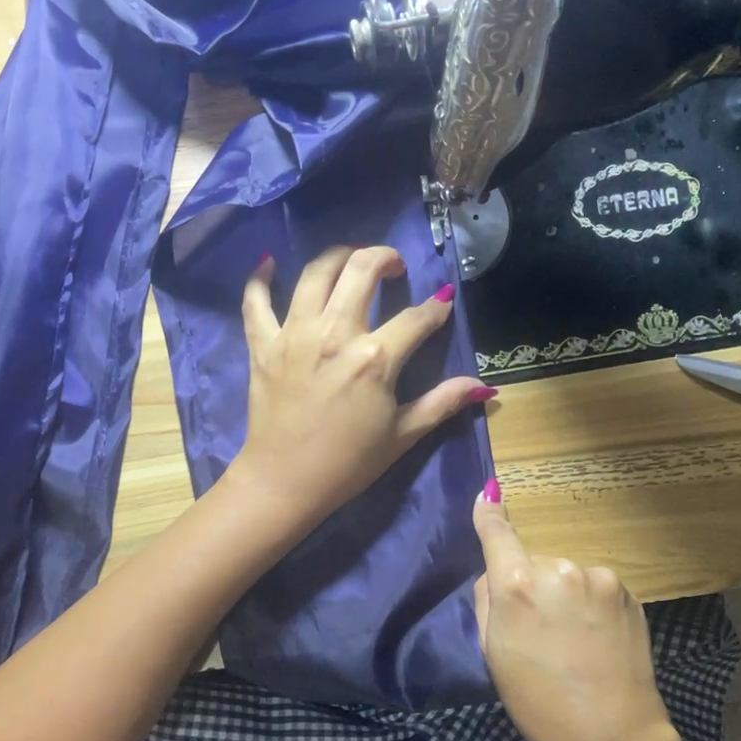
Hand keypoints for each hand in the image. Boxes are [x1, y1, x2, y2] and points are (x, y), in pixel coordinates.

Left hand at [225, 246, 490, 520]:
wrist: (285, 483)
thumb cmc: (348, 464)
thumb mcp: (402, 435)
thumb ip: (442, 403)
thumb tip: (484, 387)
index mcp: (375, 358)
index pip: (416, 318)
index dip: (435, 309)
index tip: (441, 305)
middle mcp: (335, 334)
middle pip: (362, 270)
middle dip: (385, 258)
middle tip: (393, 267)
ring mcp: (295, 335)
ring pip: (316, 273)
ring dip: (337, 257)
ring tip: (349, 261)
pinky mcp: (264, 345)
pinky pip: (256, 301)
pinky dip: (260, 279)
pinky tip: (269, 264)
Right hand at [473, 488, 687, 740]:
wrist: (614, 737)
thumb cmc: (539, 705)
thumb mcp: (493, 655)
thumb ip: (489, 602)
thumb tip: (497, 573)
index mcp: (518, 586)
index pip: (498, 534)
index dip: (489, 515)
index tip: (488, 494)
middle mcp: (559, 569)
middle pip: (533, 563)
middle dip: (531, 585)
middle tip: (537, 633)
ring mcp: (599, 579)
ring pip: (566, 576)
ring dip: (563, 596)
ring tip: (572, 643)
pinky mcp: (629, 593)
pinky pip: (594, 589)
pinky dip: (589, 605)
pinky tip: (595, 641)